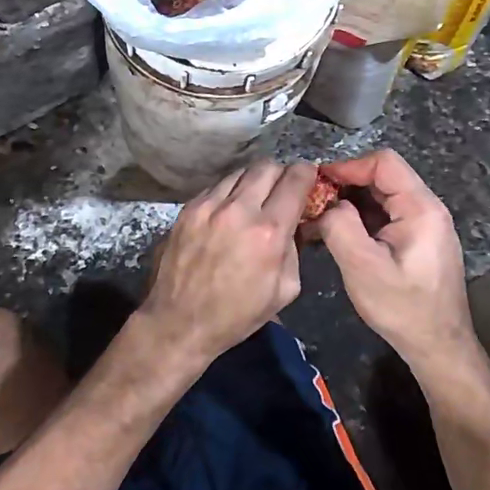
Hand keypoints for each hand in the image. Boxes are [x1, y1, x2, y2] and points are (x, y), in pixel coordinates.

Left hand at [136, 161, 316, 370]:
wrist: (180, 322)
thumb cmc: (237, 315)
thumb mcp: (286, 289)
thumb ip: (295, 248)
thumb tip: (295, 223)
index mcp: (268, 231)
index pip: (295, 180)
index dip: (307, 174)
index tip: (309, 178)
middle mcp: (239, 210)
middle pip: (267, 167)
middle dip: (281, 174)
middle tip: (283, 189)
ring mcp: (209, 206)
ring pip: (240, 172)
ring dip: (254, 181)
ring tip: (256, 199)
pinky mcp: (188, 209)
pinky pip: (217, 187)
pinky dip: (231, 192)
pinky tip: (230, 211)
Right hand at [312, 150, 476, 368]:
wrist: (438, 347)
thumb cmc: (402, 307)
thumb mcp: (363, 267)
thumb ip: (340, 226)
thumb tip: (327, 205)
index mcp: (421, 208)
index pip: (383, 163)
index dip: (348, 166)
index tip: (317, 182)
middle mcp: (427, 209)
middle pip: (382, 178)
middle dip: (345, 186)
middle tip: (312, 203)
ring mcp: (424, 226)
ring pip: (382, 198)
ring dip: (350, 204)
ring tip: (319, 220)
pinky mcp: (417, 242)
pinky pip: (386, 217)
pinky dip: (361, 220)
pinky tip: (337, 236)